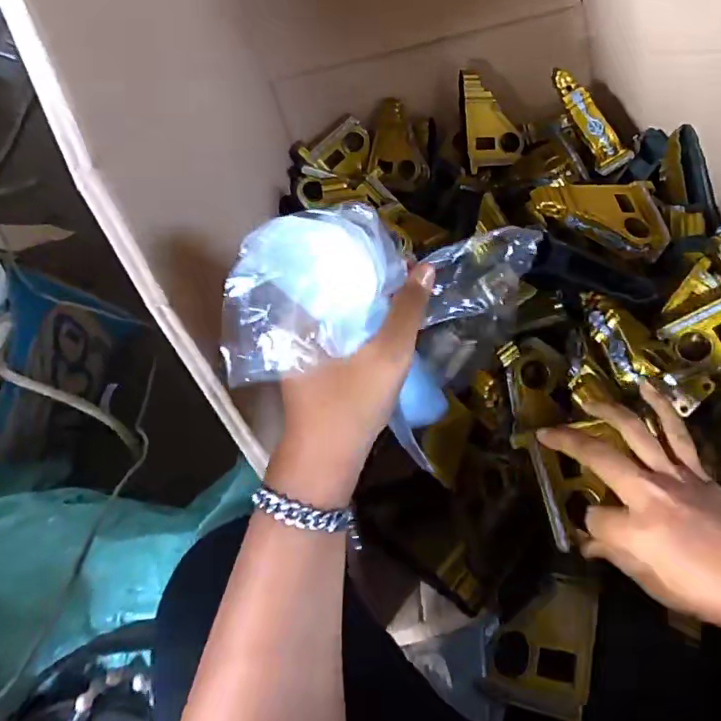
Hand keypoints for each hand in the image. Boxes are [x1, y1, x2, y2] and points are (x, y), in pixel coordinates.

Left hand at [268, 263, 433, 505]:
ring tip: (400, 294)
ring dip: (369, 306)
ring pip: (340, 314)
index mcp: (302, 316)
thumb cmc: (351, 404)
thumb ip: (407, 310)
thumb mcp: (388, 355)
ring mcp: (302, 348)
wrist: (325, 463)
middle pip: (337, 292)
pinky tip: (383, 325)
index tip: (396, 258)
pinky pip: (339, 332)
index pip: (330, 270)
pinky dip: (361, 326)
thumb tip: (425, 268)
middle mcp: (295, 327)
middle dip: (372, 283)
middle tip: (406, 275)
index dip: (365, 260)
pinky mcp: (313, 365)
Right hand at [539, 383, 720, 636]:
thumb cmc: (709, 592)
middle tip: (545, 432)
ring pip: (634, 431)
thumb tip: (588, 540)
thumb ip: (616, 555)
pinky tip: (646, 389)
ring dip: (608, 410)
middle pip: (599, 455)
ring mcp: (674, 474)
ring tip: (589, 398)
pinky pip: (675, 432)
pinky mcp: (696, 469)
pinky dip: (661, 407)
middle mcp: (648, 490)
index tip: (592, 537)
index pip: (593, 516)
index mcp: (635, 527)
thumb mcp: (654, 585)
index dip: (587, 526)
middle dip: (567, 441)